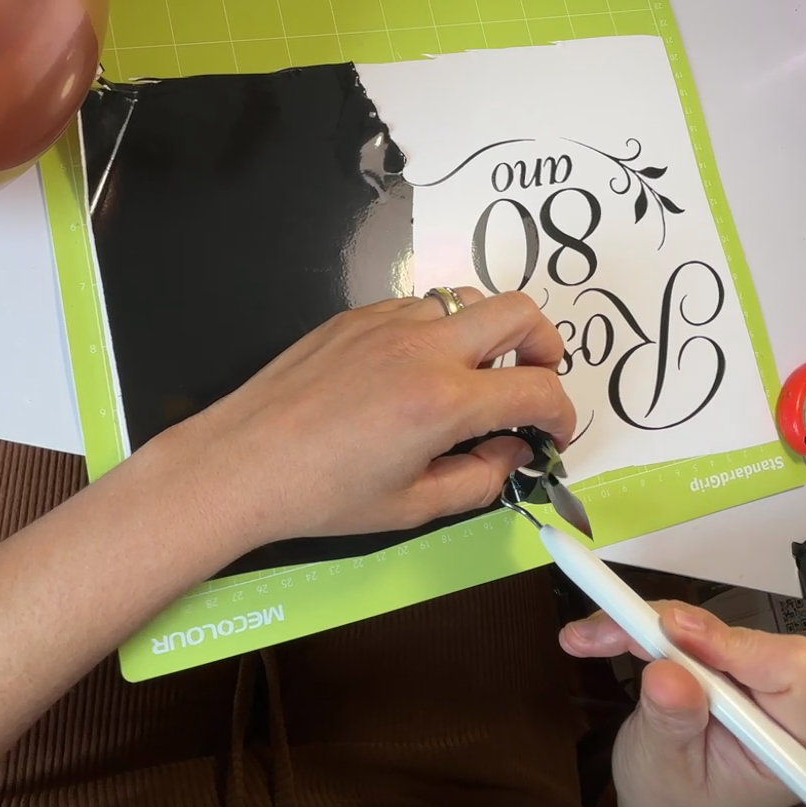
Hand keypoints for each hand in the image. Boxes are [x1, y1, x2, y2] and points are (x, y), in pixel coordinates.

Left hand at [136, 288, 575, 547]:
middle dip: (545, 345)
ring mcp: (386, 321)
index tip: (553, 434)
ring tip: (471, 376)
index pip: (537, 389)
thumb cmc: (325, 496)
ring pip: (466, 300)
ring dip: (487, 334)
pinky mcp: (355, 315)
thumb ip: (482, 478)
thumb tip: (514, 451)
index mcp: (443, 400)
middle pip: (518, 310)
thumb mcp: (413, 506)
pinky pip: (418, 306)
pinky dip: (438, 331)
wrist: (242, 461)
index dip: (563, 414)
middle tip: (532, 382)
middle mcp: (422, 346)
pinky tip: (414, 370)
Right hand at [561, 603, 805, 806]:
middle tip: (608, 632)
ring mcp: (739, 678)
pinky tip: (594, 636)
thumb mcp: (667, 770)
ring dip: (636, 623)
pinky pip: (673, 628)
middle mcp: (770, 702)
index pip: (791, 671)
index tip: (676, 634)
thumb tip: (668, 674)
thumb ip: (673, 723)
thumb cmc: (672, 804)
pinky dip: (630, 626)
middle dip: (666, 628)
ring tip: (585, 638)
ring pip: (695, 624)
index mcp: (786, 742)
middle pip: (734, 636)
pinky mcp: (708, 661)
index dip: (736, 643)